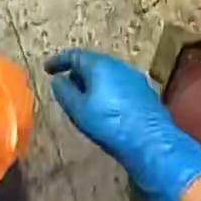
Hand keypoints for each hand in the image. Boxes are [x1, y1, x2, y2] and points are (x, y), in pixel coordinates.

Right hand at [45, 48, 200, 200]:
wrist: (153, 145)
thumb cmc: (109, 124)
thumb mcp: (78, 110)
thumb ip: (64, 92)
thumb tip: (58, 80)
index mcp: (99, 65)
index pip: (74, 55)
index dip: (58, 61)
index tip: (48, 69)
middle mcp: (118, 66)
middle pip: (92, 63)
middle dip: (76, 72)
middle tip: (65, 84)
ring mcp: (134, 78)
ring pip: (107, 74)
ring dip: (92, 82)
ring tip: (83, 97)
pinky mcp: (145, 93)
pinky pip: (119, 84)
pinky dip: (106, 89)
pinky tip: (104, 106)